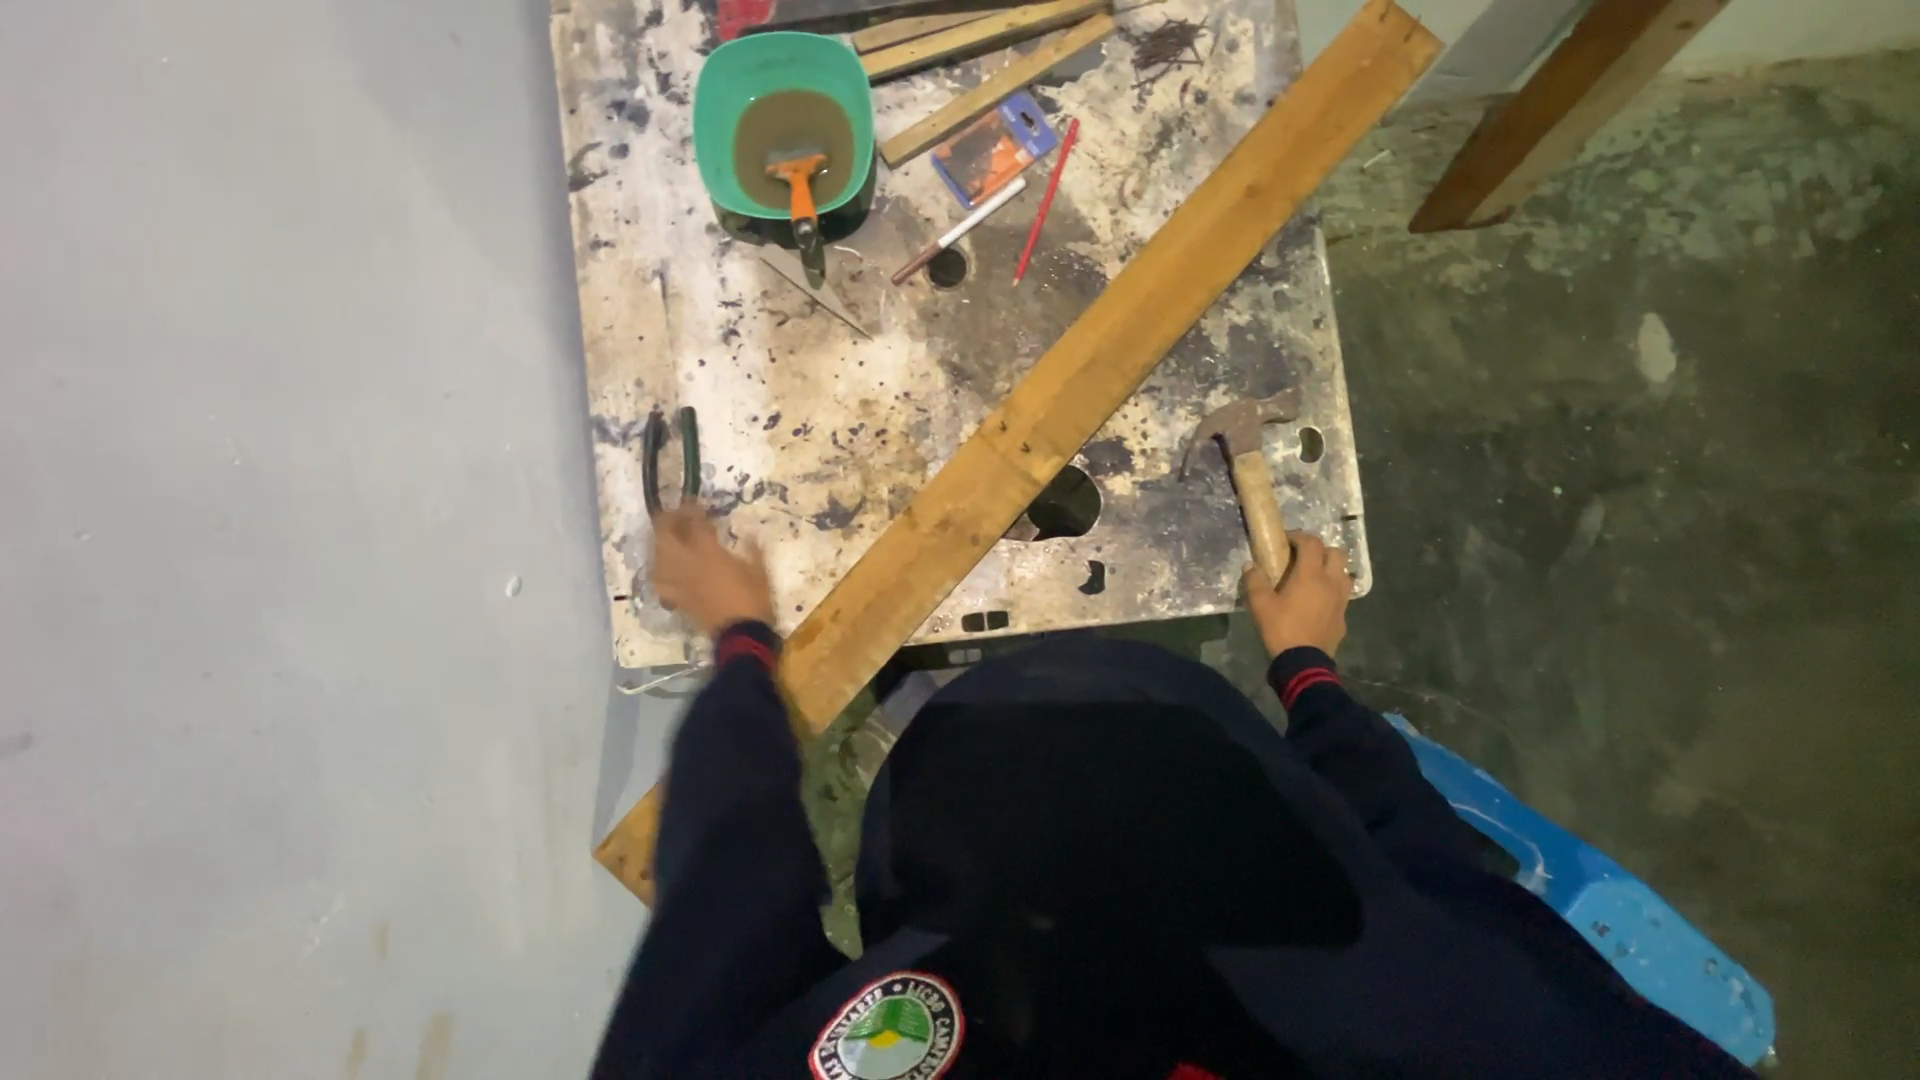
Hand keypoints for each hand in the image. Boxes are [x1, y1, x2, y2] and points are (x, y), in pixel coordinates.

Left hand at [650, 504, 774, 639]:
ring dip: (661, 543)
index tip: (695, 502)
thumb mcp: (760, 571)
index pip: (695, 522)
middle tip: (676, 515)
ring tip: (670, 539)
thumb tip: (751, 534)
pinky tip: (666, 569)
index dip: (692, 509)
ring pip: (657, 556)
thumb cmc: (754, 600)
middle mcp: (687, 563)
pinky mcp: (677, 598)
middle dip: (668, 520)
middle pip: (665, 534)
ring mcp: (679, 582)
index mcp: (709, 552)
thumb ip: (753, 550)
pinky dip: (661, 572)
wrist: (741, 634)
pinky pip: (660, 582)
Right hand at [1242, 531, 1351, 658]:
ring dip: (1331, 567)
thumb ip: (1255, 581)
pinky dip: (1332, 588)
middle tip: (1302, 556)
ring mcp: (1341, 599)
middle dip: (1320, 549)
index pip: (1311, 543)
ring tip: (1313, 576)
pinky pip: (1342, 593)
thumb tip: (1250, 565)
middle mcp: (1331, 582)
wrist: (1304, 662)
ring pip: (1344, 572)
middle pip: (1336, 552)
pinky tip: (1317, 600)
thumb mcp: (1260, 604)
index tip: (1286, 540)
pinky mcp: (1343, 615)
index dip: (1299, 536)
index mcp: (1310, 575)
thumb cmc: (1281, 629)